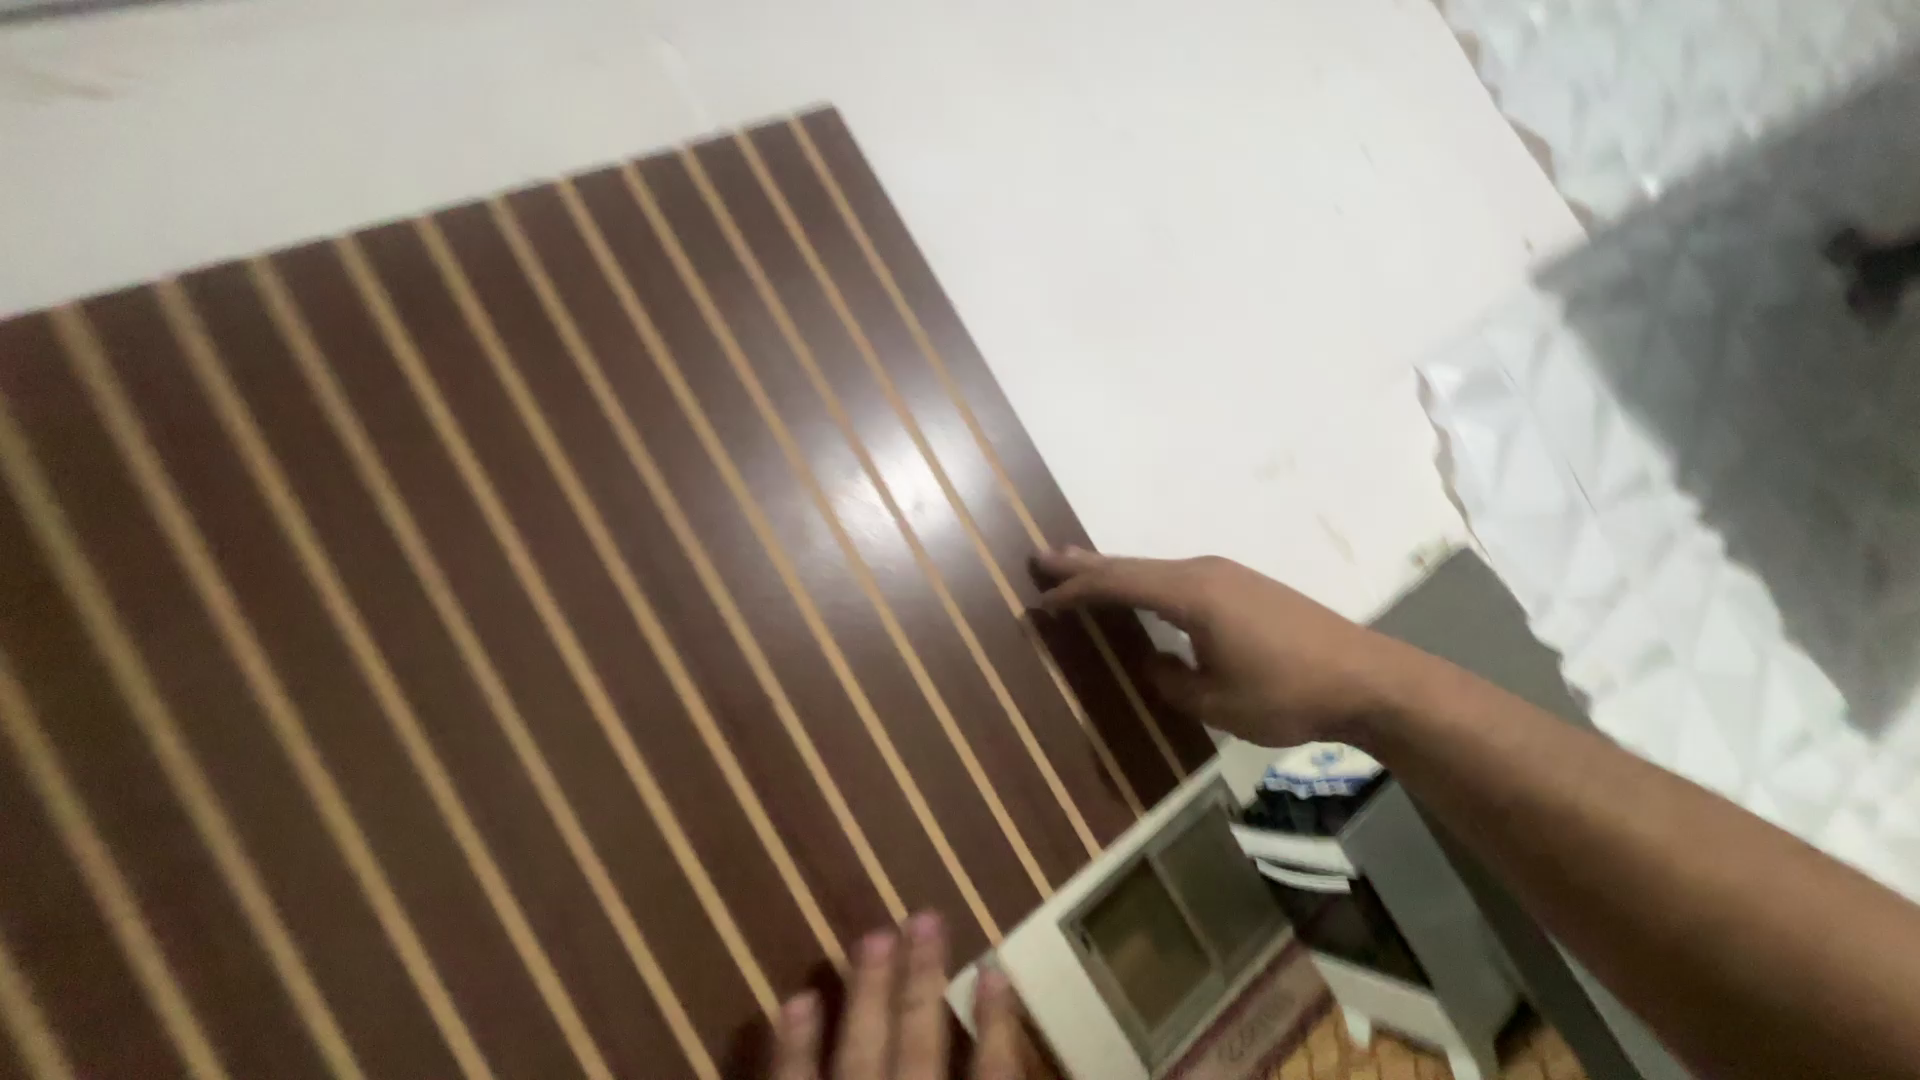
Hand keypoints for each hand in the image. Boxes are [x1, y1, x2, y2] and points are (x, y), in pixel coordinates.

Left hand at [771, 913, 1021, 1079]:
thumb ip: (987, 1074)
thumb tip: (1015, 1060)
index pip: (993, 1078)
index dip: (999, 1024)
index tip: (995, 968)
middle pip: (919, 1049)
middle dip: (923, 980)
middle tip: (926, 916)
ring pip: (859, 1055)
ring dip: (866, 995)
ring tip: (873, 936)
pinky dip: (793, 1048)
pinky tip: (796, 1002)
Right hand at [1035, 547, 1418, 746]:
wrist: (1368, 677)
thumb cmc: (1287, 694)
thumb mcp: (1217, 703)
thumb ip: (1171, 682)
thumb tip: (1151, 664)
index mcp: (1191, 595)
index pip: (1119, 584)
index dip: (1077, 591)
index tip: (1043, 597)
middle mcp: (1204, 572)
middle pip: (1132, 565)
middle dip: (1085, 564)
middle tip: (1043, 557)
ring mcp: (1227, 575)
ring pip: (1154, 569)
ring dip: (1115, 571)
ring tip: (1079, 569)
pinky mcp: (1244, 586)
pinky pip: (1177, 577)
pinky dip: (1145, 580)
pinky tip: (1140, 589)